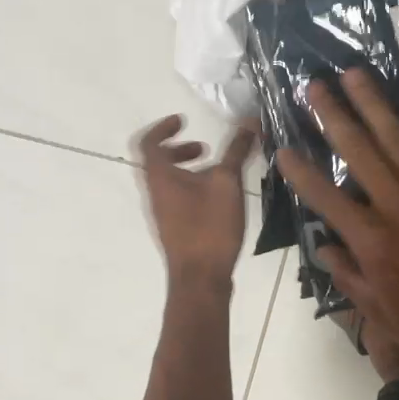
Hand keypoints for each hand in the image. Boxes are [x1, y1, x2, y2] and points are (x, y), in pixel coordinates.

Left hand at [135, 115, 257, 291]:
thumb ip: (236, 150)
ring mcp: (163, 215)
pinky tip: (219, 202)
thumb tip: (250, 120)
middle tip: (204, 149)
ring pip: (170, 183)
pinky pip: (178, 200)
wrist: (200, 279)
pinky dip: (193, 190)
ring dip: (189, 171)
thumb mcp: (227, 183)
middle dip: (180, 150)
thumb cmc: (209, 226)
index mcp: (160, 177)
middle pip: (158, 162)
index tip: (184, 121)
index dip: (163, 127)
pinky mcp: (175, 231)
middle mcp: (155, 194)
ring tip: (217, 174)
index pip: (148, 141)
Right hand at [276, 70, 398, 376]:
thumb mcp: (378, 314)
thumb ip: (348, 276)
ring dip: (374, 104)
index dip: (302, 172)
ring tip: (354, 74)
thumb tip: (322, 246)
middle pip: (360, 154)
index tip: (283, 147)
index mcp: (373, 243)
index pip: (327, 199)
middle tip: (314, 86)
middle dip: (333, 117)